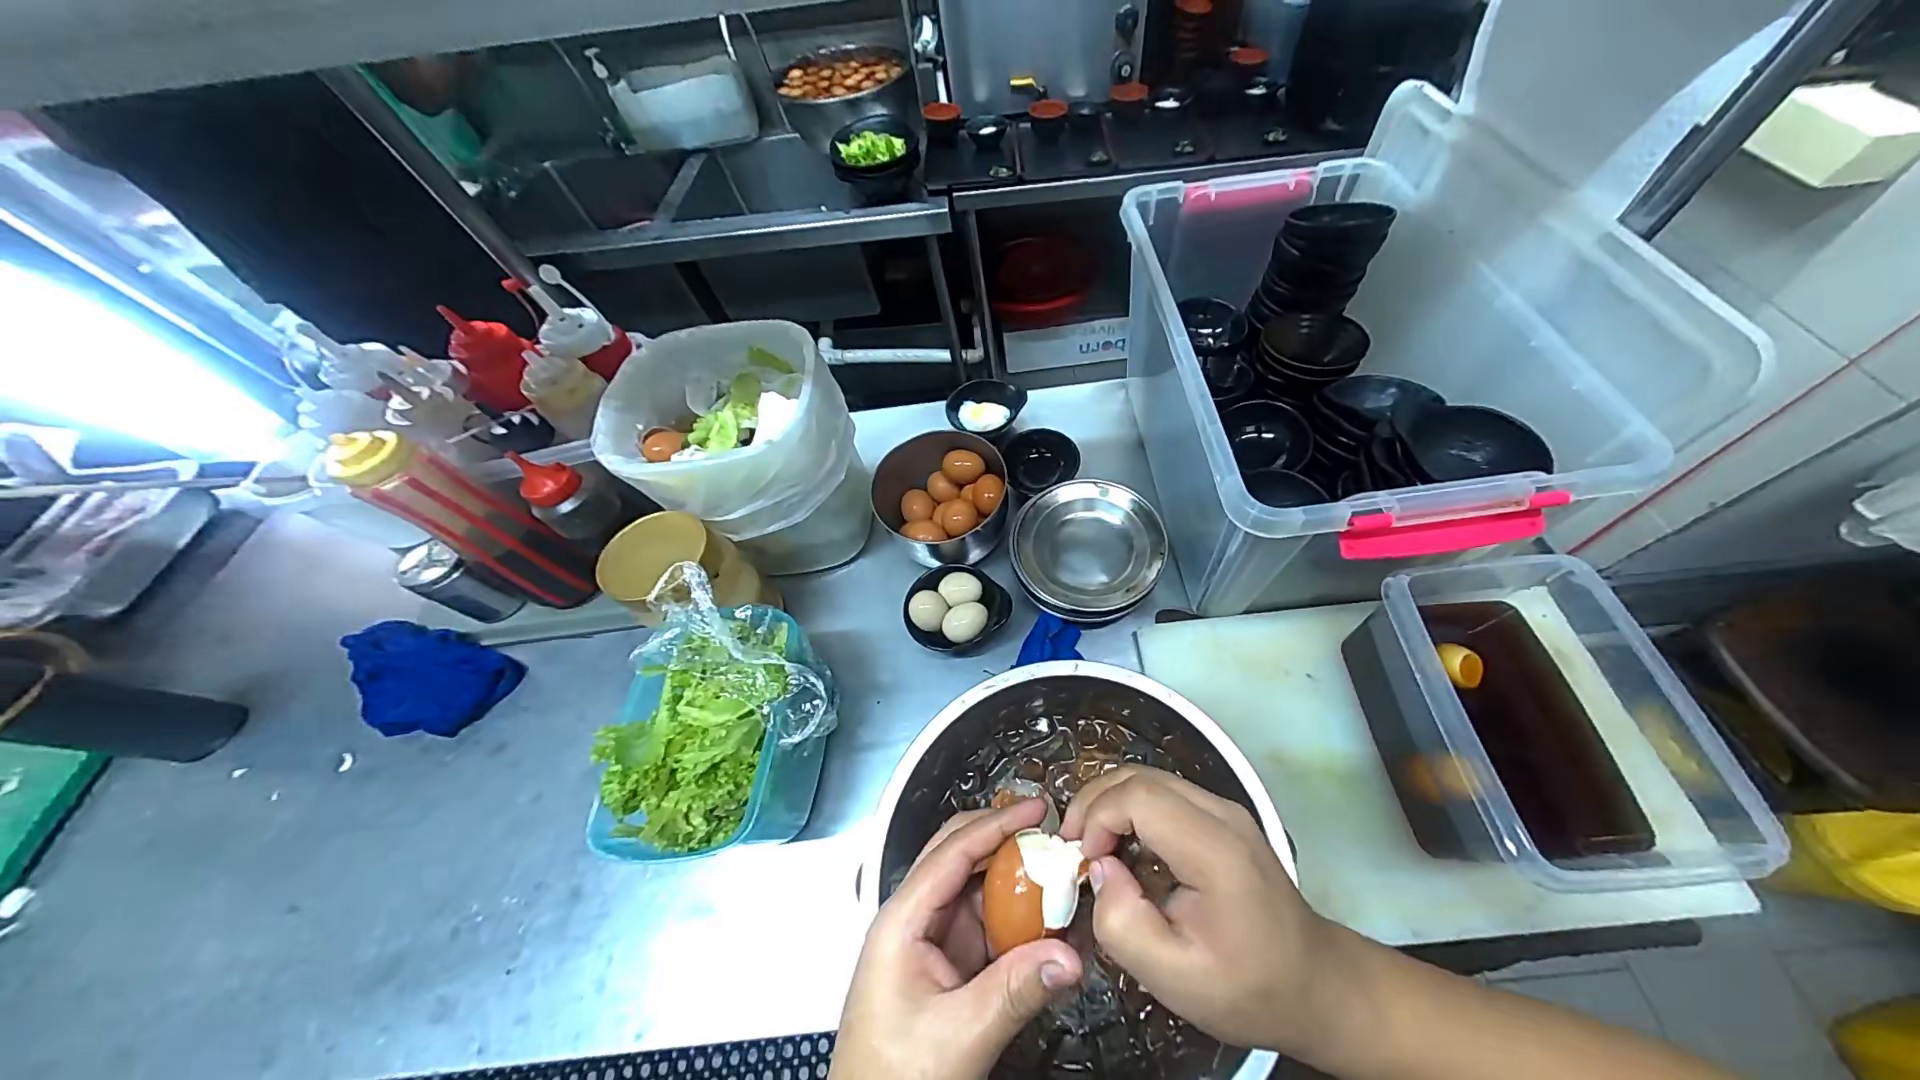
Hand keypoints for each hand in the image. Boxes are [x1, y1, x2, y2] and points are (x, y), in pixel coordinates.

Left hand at [832, 799, 1084, 1079]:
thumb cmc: (891, 1077)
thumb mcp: (957, 1035)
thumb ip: (1015, 992)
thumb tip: (1069, 956)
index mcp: (902, 919)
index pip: (952, 851)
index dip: (995, 824)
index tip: (1035, 810)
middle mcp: (915, 918)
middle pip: (960, 858)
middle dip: (1004, 841)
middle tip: (1050, 835)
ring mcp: (931, 940)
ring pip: (976, 890)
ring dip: (1015, 881)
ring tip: (1057, 875)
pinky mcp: (947, 964)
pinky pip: (985, 926)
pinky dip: (1016, 919)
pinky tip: (1045, 923)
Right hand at [1060, 766, 1336, 1057]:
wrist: (1318, 985)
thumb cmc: (1251, 988)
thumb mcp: (1176, 979)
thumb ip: (1123, 925)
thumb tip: (1100, 872)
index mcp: (1214, 848)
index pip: (1138, 796)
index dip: (1097, 818)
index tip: (1083, 862)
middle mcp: (1220, 813)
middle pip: (1137, 777)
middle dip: (1093, 804)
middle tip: (1072, 848)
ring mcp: (1223, 810)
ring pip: (1146, 778)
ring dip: (1108, 803)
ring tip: (1090, 847)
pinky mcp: (1219, 817)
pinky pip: (1161, 794)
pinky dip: (1128, 809)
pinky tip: (1120, 846)